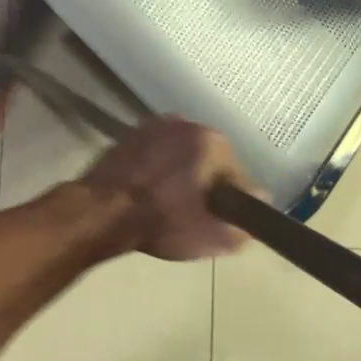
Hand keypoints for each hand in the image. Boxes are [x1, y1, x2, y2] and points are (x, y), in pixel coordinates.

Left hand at [76, 116, 253, 261]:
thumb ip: (248, 221)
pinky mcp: (126, 135)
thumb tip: (259, 200)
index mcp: (211, 140)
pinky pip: (154, 152)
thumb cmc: (164, 221)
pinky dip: (156, 167)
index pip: (237, 174)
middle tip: (194, 212)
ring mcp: (150, 126)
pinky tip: (148, 190)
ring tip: (168, 202)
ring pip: (179, 154)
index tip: (219, 218)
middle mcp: (182, 123)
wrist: (102, 210)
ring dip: (180, 172)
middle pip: (207, 158)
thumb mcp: (217, 237)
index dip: (232, 200)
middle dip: (205, 181)